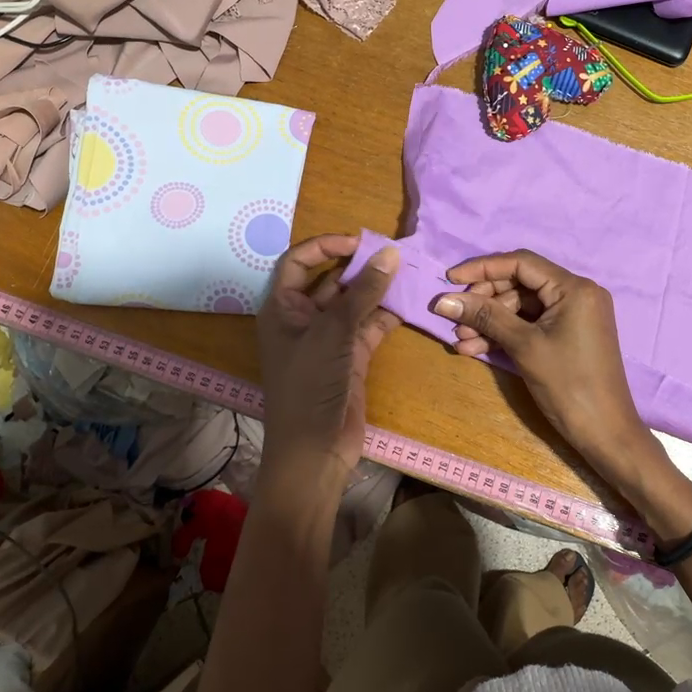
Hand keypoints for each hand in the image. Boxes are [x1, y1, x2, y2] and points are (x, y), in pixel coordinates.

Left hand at [256, 235, 399, 489]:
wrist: (314, 450)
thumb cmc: (309, 386)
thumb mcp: (333, 333)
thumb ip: (364, 292)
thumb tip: (391, 253)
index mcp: (282, 308)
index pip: (298, 261)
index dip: (324, 245)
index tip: (359, 240)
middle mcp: (303, 319)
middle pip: (330, 280)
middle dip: (359, 266)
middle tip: (393, 254)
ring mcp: (328, 339)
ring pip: (354, 303)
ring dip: (377, 289)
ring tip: (408, 272)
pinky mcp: (351, 357)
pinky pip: (369, 326)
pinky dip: (387, 314)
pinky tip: (409, 303)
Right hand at [434, 250, 656, 482]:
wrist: (605, 434)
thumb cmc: (568, 385)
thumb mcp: (524, 347)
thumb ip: (485, 317)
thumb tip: (443, 300)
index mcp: (574, 287)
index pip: (521, 263)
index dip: (483, 269)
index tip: (450, 279)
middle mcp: (577, 293)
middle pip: (520, 283)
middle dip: (485, 301)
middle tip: (455, 319)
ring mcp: (575, 315)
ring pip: (522, 307)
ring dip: (491, 321)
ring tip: (460, 341)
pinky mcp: (569, 335)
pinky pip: (532, 324)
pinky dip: (506, 334)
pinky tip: (475, 348)